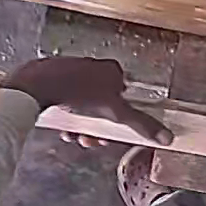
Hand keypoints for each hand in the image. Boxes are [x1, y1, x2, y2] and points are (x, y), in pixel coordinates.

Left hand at [0, 57, 172, 146]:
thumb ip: (141, 125)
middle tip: (92, 138)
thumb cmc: (78, 93)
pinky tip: (64, 129)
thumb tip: (167, 136)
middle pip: (103, 105)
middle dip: (98, 126)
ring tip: (76, 136)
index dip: (119, 117)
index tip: (113, 130)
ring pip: (83, 106)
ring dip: (82, 125)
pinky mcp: (52, 79)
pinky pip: (65, 102)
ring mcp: (72, 71)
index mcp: (111, 70)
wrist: (38, 86)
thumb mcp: (115, 113)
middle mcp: (92, 67)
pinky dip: (66, 118)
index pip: (124, 95)